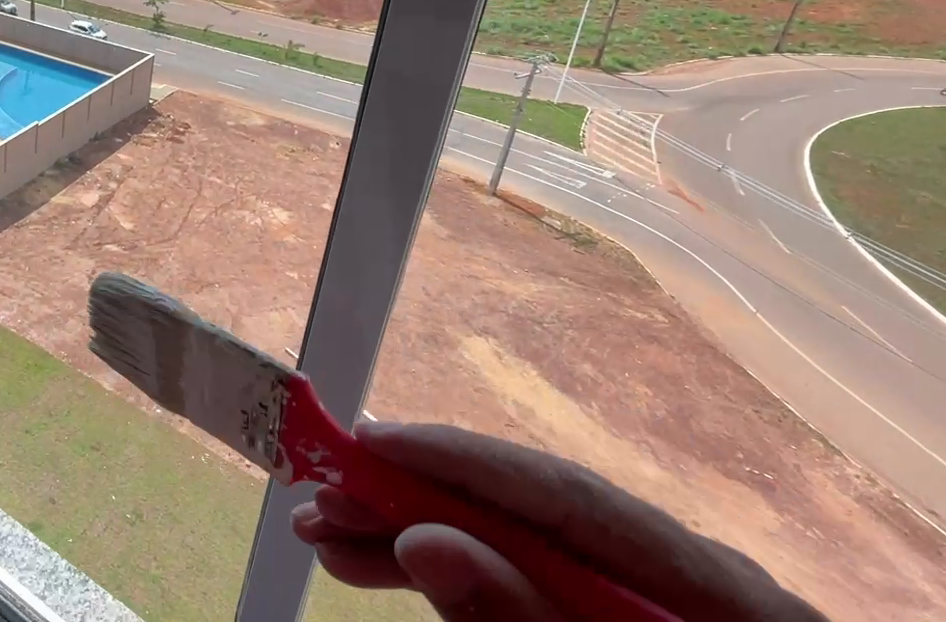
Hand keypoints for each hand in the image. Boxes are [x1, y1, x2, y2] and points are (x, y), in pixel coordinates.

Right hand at [291, 422, 826, 621]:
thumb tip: (424, 541)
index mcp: (723, 594)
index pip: (570, 496)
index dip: (460, 460)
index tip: (366, 439)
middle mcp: (681, 576)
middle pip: (525, 513)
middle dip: (411, 503)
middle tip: (320, 501)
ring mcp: (640, 597)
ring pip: (507, 543)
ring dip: (408, 536)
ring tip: (324, 536)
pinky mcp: (602, 611)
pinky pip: (514, 575)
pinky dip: (444, 570)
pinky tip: (378, 562)